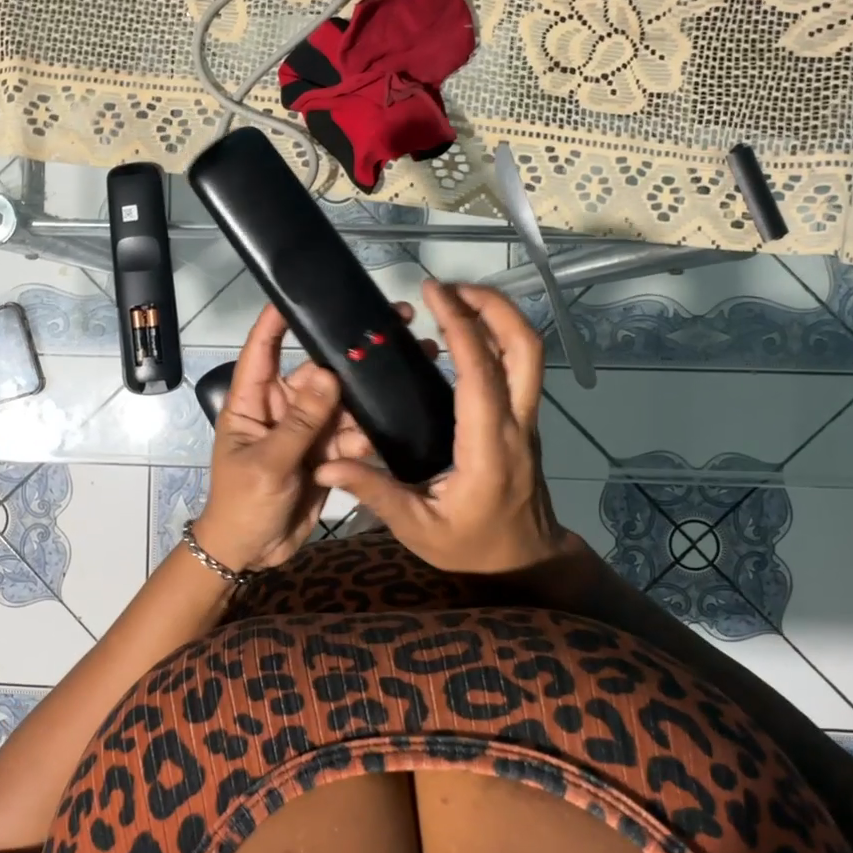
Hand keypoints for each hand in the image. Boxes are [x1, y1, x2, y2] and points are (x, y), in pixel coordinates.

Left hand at [195, 302, 435, 571]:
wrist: (251, 553)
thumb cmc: (242, 504)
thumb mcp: (267, 464)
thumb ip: (300, 422)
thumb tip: (326, 373)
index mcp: (253, 402)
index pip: (262, 350)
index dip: (277, 320)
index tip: (302, 293)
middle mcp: (281, 408)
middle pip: (316, 373)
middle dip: (347, 359)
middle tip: (392, 331)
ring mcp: (305, 431)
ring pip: (340, 404)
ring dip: (366, 400)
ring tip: (404, 377)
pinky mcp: (325, 454)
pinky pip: (349, 435)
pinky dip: (365, 436)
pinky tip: (385, 431)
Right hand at [315, 280, 569, 575]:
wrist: (526, 564)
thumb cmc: (473, 548)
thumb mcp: (418, 528)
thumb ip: (375, 493)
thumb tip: (325, 468)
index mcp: (489, 447)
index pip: (481, 373)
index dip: (462, 326)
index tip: (436, 294)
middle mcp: (516, 423)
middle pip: (524, 348)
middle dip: (493, 307)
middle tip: (449, 288)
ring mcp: (525, 419)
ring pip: (528, 353)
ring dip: (497, 317)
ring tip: (454, 300)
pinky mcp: (522, 419)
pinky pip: (518, 367)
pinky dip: (495, 337)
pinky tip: (462, 334)